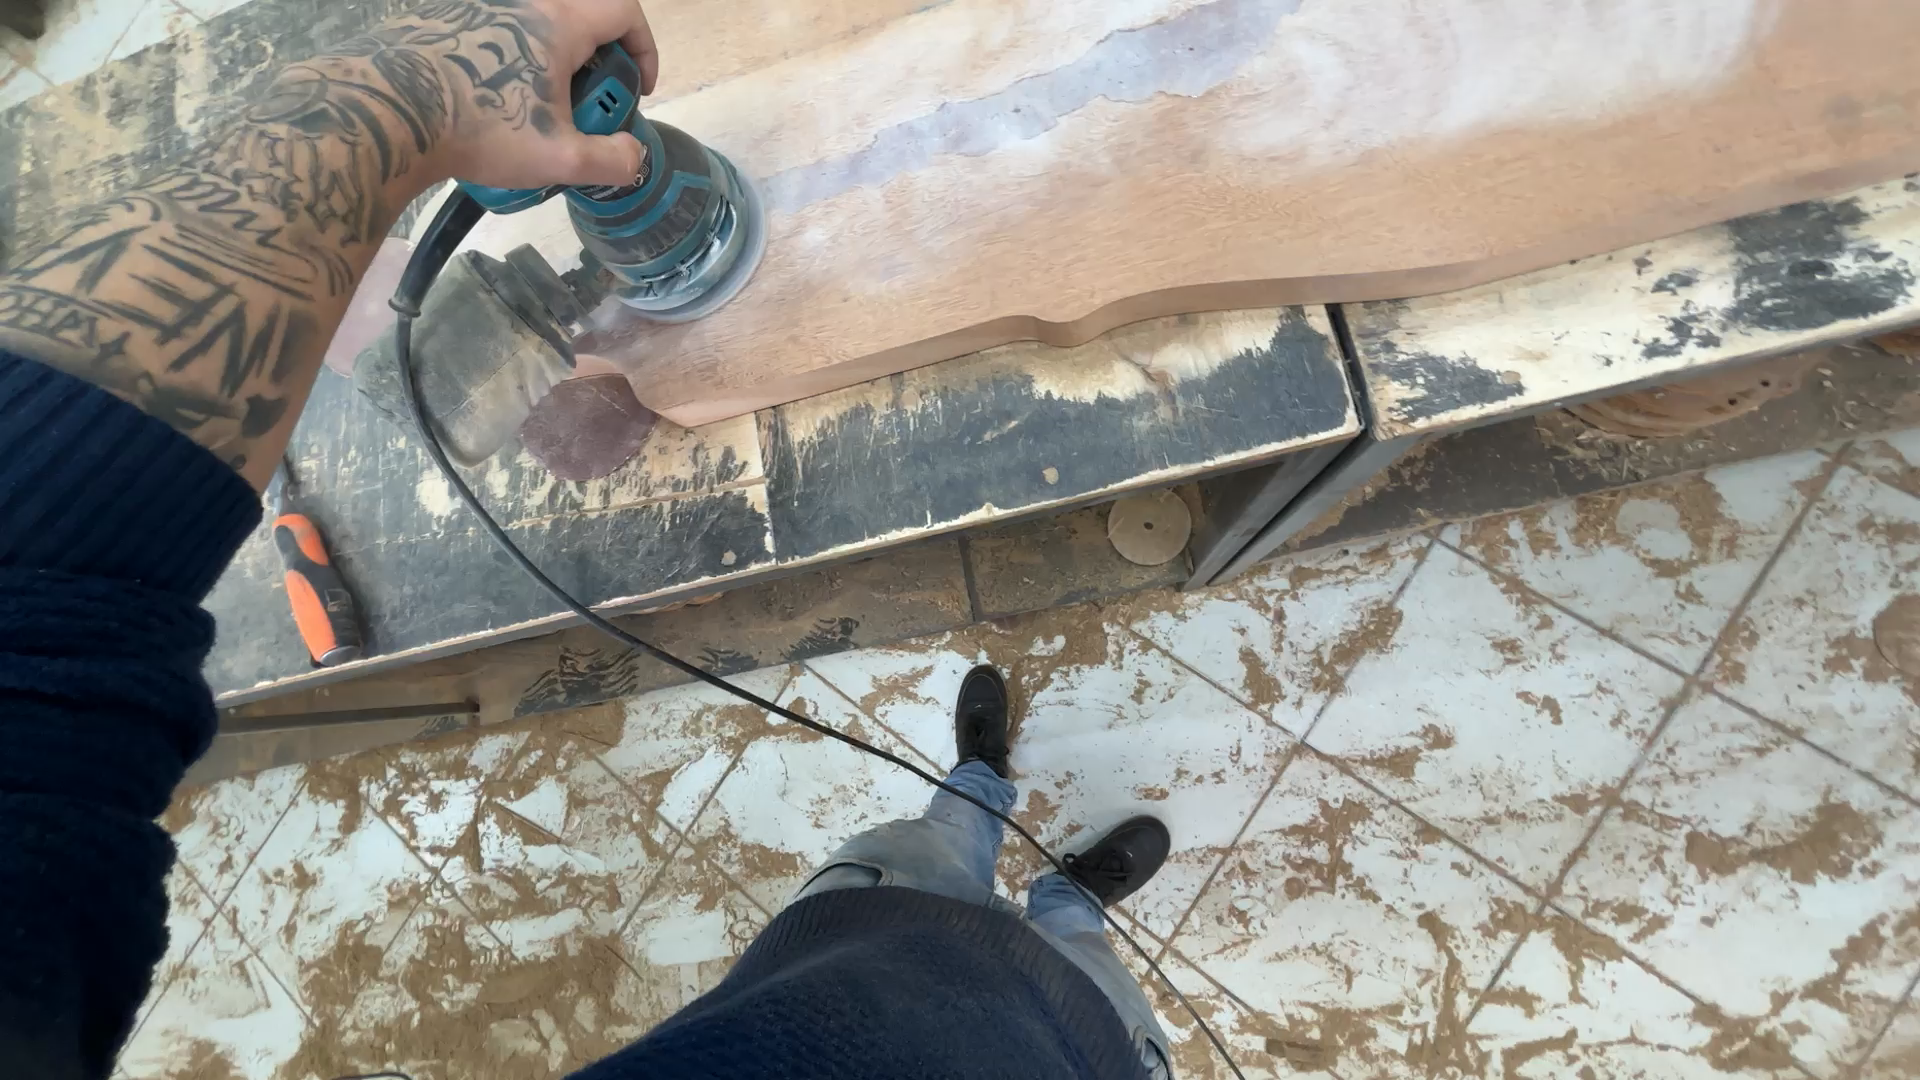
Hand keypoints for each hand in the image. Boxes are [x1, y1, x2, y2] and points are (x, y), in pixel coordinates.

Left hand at [322, 0, 661, 191]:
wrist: (387, 110)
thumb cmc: (484, 129)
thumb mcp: (564, 161)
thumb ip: (615, 160)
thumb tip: (633, 153)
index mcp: (555, 24)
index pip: (621, 9)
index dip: (644, 47)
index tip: (637, 88)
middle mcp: (519, 4)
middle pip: (580, 18)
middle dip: (600, 64)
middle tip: (591, 109)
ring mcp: (478, 9)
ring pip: (538, 30)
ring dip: (557, 68)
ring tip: (544, 114)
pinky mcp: (446, 22)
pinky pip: (500, 36)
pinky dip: (518, 67)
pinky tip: (502, 106)